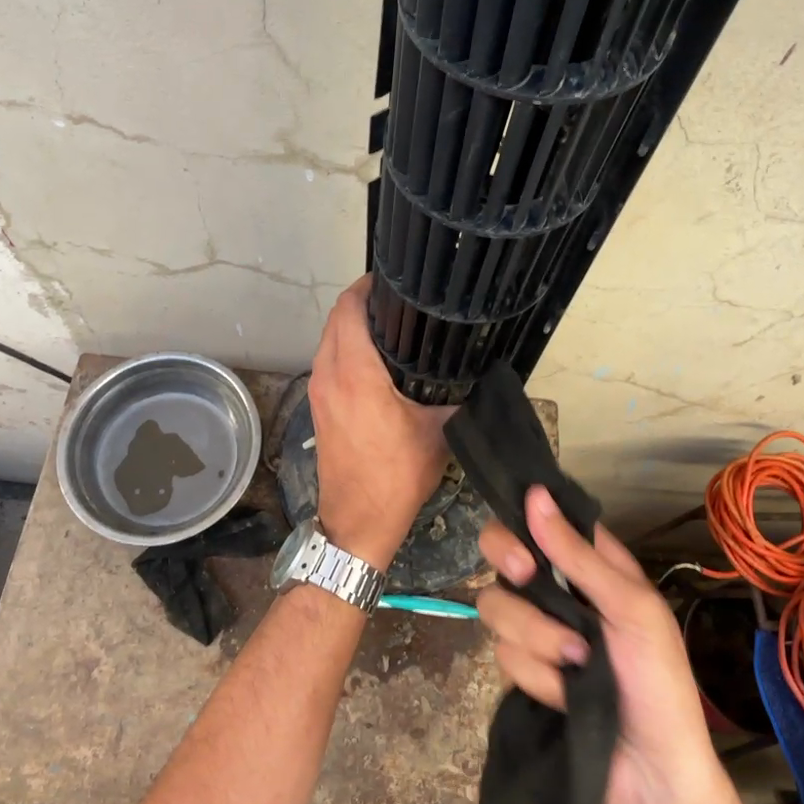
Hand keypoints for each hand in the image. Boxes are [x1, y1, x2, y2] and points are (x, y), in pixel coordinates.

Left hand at [308, 275, 454, 569]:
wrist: (358, 522)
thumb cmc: (397, 476)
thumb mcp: (439, 433)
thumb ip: (461, 399)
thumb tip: (485, 376)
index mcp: (355, 374)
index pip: (350, 309)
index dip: (368, 287)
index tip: (396, 281)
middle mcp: (329, 375)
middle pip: (337, 319)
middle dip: (363, 303)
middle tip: (401, 301)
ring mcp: (318, 391)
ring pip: (328, 340)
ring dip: (351, 326)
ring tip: (392, 325)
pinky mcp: (318, 406)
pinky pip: (327, 361)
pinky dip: (345, 349)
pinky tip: (376, 358)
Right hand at [477, 488, 759, 803]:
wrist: (648, 775)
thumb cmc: (657, 682)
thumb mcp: (631, 608)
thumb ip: (577, 554)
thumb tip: (533, 494)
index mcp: (594, 567)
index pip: (543, 522)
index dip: (524, 523)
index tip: (525, 537)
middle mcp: (560, 592)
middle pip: (504, 557)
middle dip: (512, 570)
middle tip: (526, 576)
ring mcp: (539, 632)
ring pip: (498, 607)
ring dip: (536, 637)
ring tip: (576, 665)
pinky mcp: (524, 671)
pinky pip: (503, 654)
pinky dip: (536, 676)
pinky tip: (564, 696)